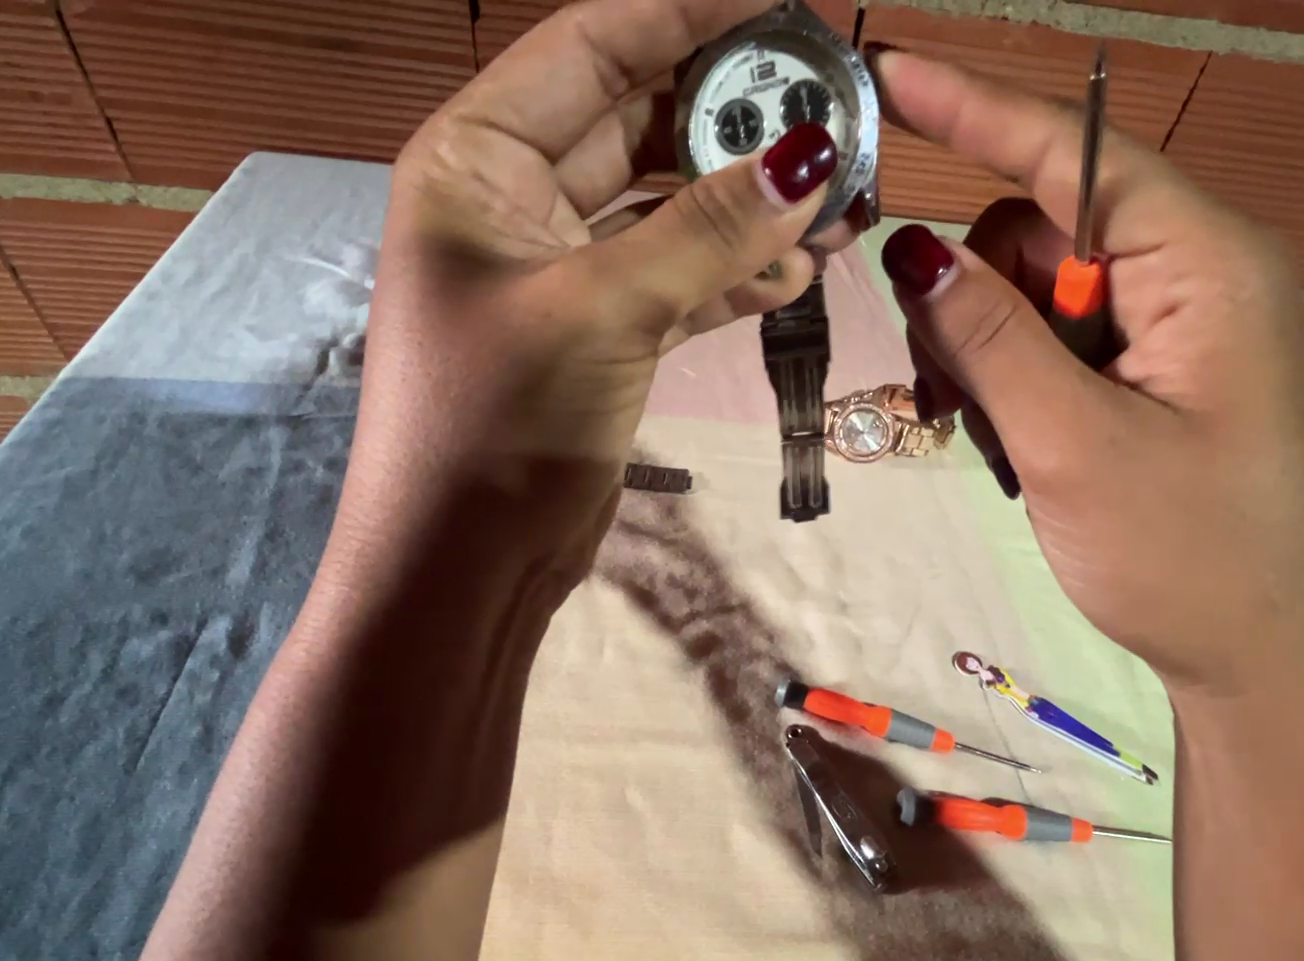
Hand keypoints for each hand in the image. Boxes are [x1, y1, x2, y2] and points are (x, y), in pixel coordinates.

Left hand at [355, 0, 838, 499]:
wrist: (465, 562)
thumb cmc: (497, 423)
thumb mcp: (601, 310)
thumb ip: (705, 230)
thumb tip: (808, 157)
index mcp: (477, 159)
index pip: (593, 45)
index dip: (689, 13)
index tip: (785, 5)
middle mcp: (516, 201)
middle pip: (642, 124)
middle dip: (735, 122)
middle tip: (830, 118)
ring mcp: (564, 271)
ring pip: (670, 211)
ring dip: (749, 209)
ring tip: (837, 205)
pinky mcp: (602, 333)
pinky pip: (678, 279)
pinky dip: (733, 275)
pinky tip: (795, 273)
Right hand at [873, 50, 1303, 697]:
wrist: (1260, 661)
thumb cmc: (1187, 556)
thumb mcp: (1071, 443)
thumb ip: (989, 339)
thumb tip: (910, 250)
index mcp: (1204, 264)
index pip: (1075, 152)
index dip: (978, 109)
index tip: (892, 74)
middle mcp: (1190, 277)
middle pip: (1040, 229)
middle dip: (973, 291)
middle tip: (945, 384)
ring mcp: (1170, 330)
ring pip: (1033, 292)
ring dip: (985, 348)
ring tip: (987, 432)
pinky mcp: (1149, 377)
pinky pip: (1052, 344)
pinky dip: (1011, 379)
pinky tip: (1009, 436)